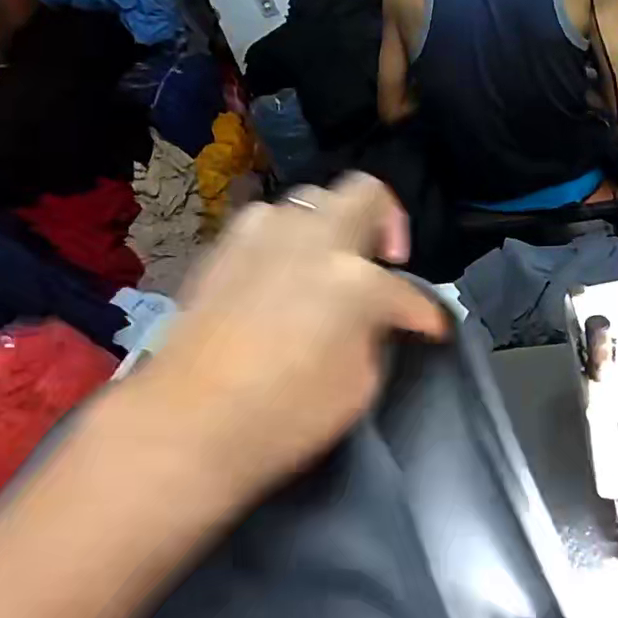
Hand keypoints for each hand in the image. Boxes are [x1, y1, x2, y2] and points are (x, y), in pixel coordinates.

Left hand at [137, 173, 449, 498]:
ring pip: (310, 200)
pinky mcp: (223, 248)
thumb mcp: (358, 387)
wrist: (186, 424)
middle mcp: (312, 239)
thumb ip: (376, 337)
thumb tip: (377, 321)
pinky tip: (279, 273)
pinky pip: (265, 224)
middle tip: (382, 261)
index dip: (426, 314)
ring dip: (328, 226)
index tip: (431, 328)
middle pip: (364, 192)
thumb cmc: (282, 417)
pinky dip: (284, 240)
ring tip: (325, 264)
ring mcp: (262, 236)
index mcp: (354, 279)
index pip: (406, 291)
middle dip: (386, 220)